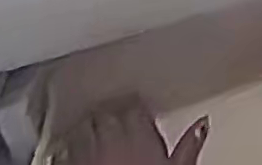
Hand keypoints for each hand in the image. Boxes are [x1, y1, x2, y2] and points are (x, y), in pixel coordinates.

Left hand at [61, 96, 206, 164]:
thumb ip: (188, 147)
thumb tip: (202, 124)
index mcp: (139, 134)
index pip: (133, 105)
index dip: (132, 106)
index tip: (134, 109)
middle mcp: (110, 139)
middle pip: (105, 112)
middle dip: (107, 114)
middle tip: (112, 118)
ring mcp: (84, 156)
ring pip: (80, 129)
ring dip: (84, 130)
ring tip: (89, 133)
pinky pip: (60, 153)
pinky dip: (64, 152)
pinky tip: (69, 156)